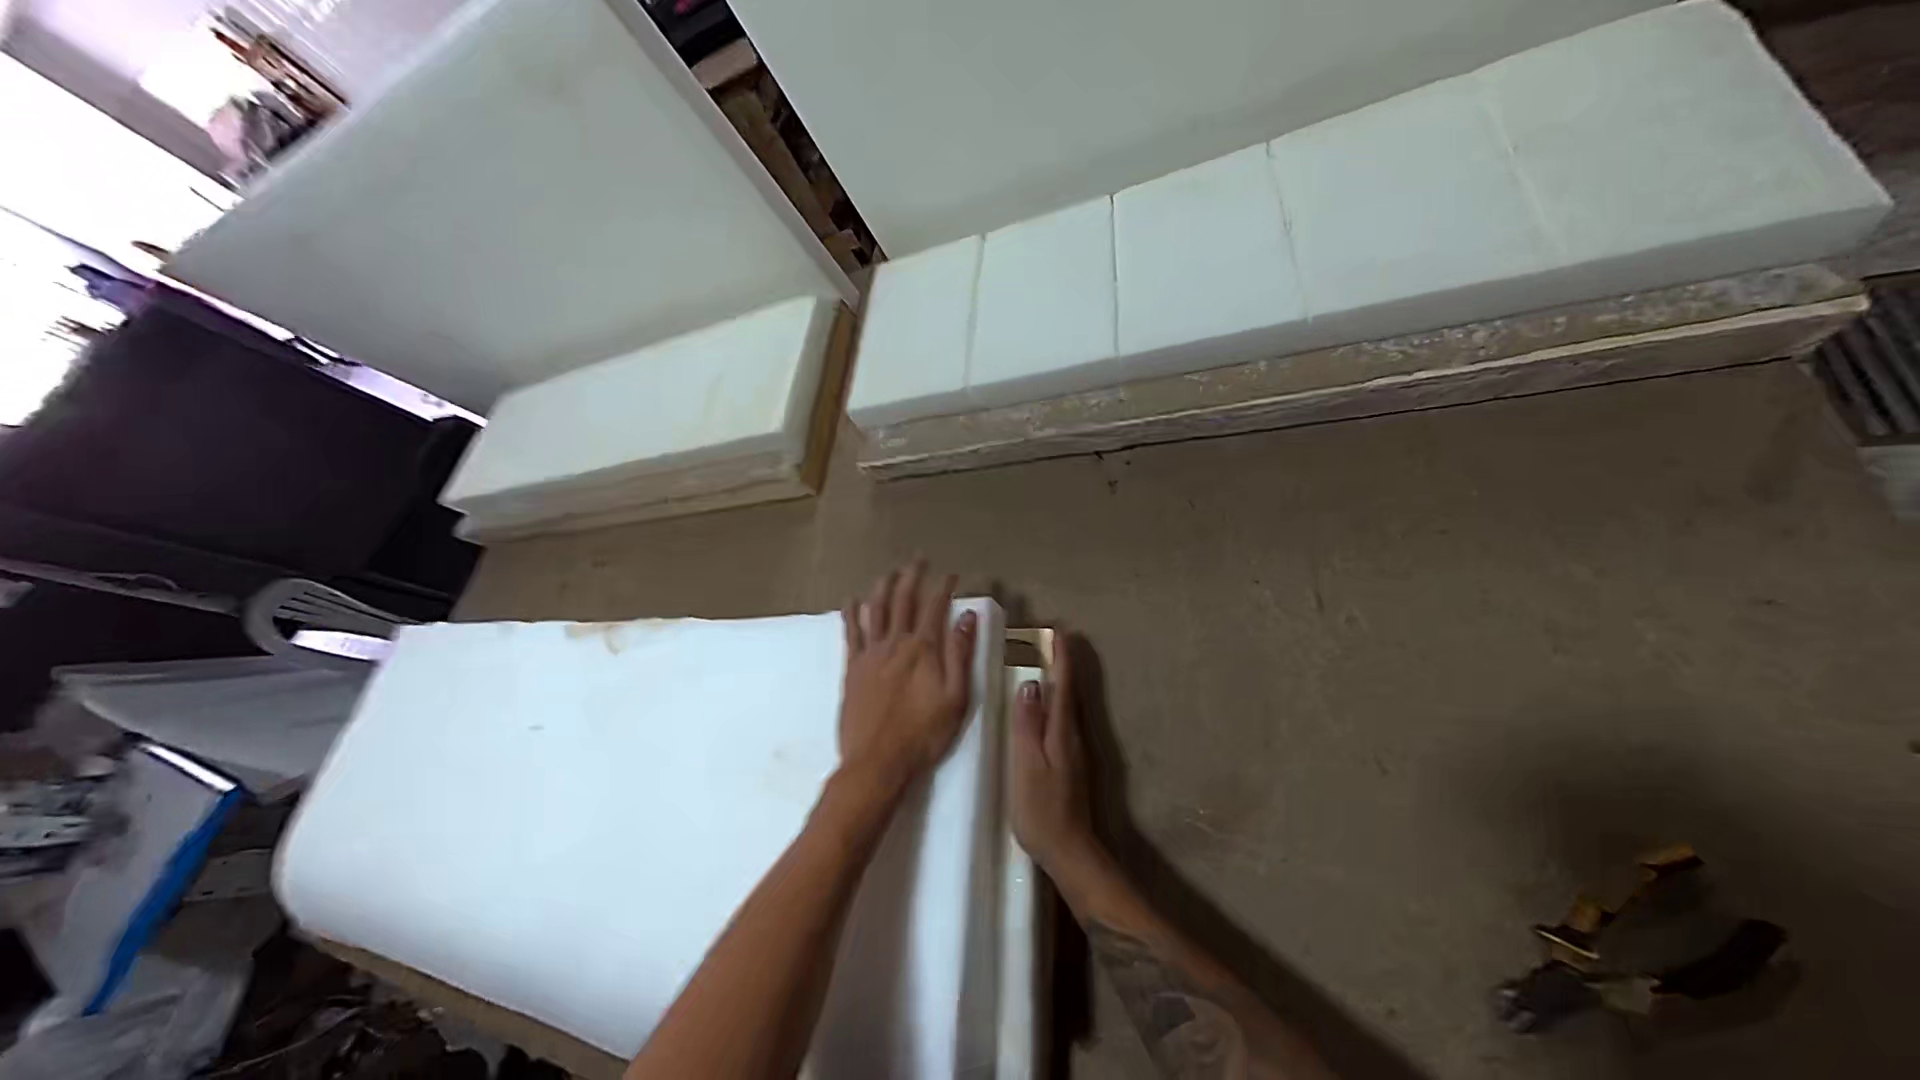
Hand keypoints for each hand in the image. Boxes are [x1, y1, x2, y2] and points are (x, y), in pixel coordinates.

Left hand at [837, 562, 977, 792]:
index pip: (935, 607)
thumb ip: (960, 655)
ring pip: (875, 610)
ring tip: (889, 572)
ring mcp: (870, 654)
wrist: (877, 761)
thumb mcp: (956, 698)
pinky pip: (851, 633)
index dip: (944, 587)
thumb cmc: (924, 734)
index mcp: (923, 649)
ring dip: (883, 587)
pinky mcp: (852, 669)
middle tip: (918, 559)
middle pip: (903, 600)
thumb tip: (967, 617)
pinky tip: (851, 601)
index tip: (951, 574)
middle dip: (912, 576)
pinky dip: (851, 613)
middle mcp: (895, 643)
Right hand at [1011, 634, 1106, 881]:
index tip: (1059, 631)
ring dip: (1062, 681)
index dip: (1061, 658)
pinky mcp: (1071, 764)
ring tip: (1049, 661)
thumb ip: (1028, 724)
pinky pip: (1064, 720)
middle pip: (1070, 691)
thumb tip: (1031, 683)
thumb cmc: (1041, 810)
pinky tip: (1047, 706)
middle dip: (1063, 663)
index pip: (1063, 686)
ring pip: (1068, 705)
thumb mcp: (1027, 765)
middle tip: (1052, 638)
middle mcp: (1073, 736)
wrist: (1070, 851)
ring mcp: (1074, 751)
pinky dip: (1058, 702)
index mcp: (1061, 732)